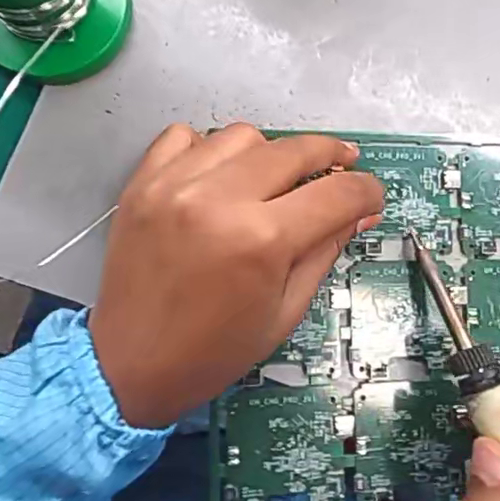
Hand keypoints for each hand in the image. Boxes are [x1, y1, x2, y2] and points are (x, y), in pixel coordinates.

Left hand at [91, 123, 385, 428]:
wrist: (131, 364)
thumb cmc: (212, 352)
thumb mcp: (285, 311)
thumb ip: (324, 252)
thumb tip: (356, 211)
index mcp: (261, 241)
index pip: (337, 194)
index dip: (365, 192)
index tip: (368, 196)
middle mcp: (217, 200)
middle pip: (294, 150)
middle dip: (329, 157)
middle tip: (339, 167)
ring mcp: (173, 186)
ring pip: (242, 136)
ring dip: (268, 154)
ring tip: (271, 180)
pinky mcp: (141, 184)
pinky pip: (183, 137)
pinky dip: (208, 149)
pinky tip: (216, 176)